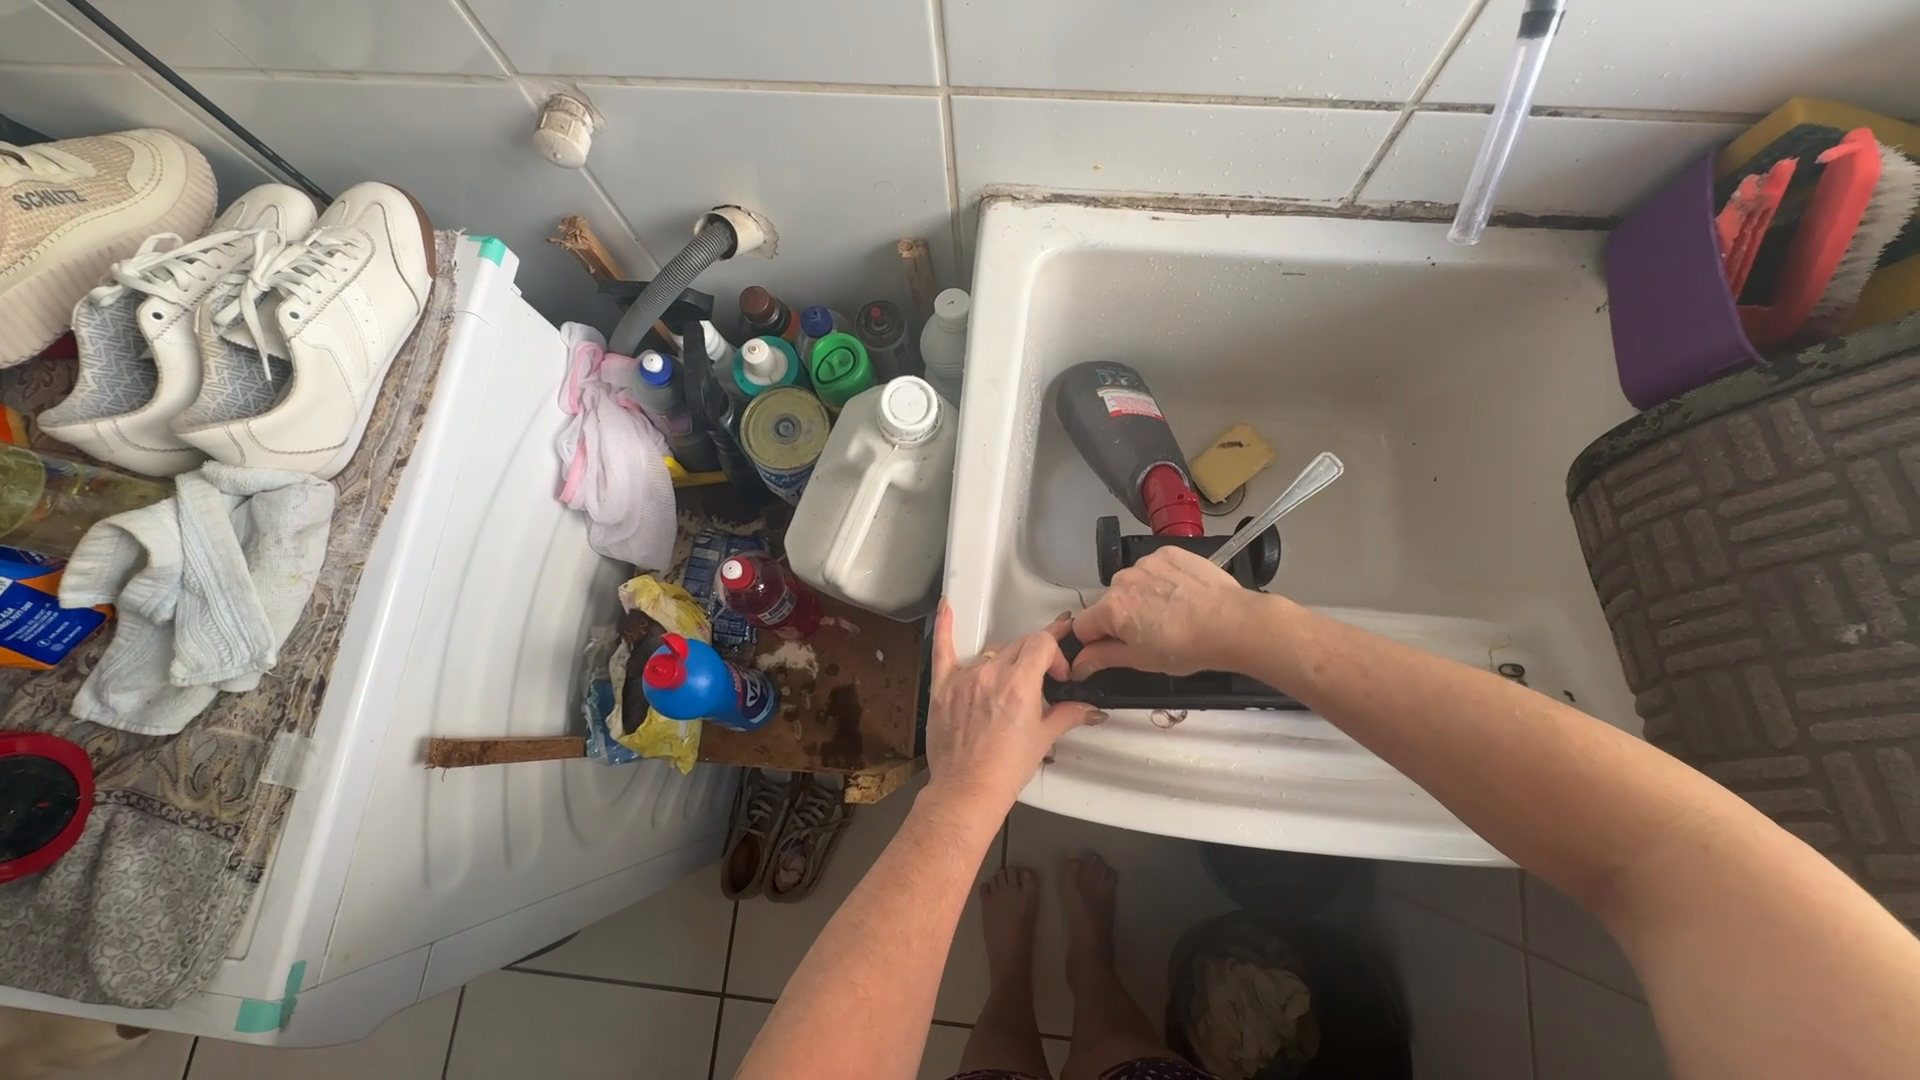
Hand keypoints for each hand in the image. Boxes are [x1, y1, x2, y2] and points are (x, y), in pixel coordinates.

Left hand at [924, 601, 1103, 810]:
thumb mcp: (1043, 739)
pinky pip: (943, 650)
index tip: (1058, 671)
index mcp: (1018, 685)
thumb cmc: (1004, 770)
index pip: (1042, 643)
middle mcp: (990, 675)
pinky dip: (944, 628)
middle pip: (1019, 645)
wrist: (967, 791)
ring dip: (1005, 660)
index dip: (1055, 653)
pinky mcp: (943, 687)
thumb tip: (1089, 708)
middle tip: (1041, 680)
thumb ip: (1068, 714)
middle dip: (1034, 658)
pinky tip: (947, 607)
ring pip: (992, 652)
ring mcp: (964, 679)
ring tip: (1011, 685)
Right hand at [1070, 546, 1259, 677]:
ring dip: (1142, 596)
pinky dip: (1162, 580)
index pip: (1083, 625)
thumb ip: (1103, 658)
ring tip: (1172, 613)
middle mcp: (1122, 580)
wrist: (1233, 623)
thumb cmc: (1188, 647)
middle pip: (1109, 602)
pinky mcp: (1168, 552)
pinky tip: (1182, 595)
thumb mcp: (1141, 661)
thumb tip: (1078, 664)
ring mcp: (1146, 563)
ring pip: (1132, 584)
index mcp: (1110, 609)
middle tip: (1152, 634)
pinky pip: (1154, 568)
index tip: (1116, 647)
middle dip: (1123, 617)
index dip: (1096, 640)